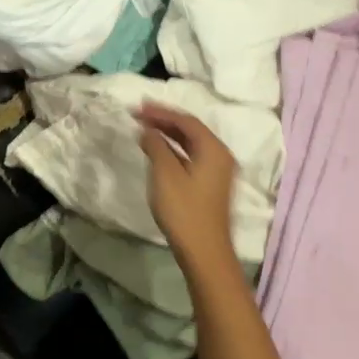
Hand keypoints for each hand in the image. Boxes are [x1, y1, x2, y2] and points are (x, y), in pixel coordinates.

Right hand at [138, 102, 238, 271]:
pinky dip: (173, 149)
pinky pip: (191, 156)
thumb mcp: (165, 174)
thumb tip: (147, 131)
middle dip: (164, 120)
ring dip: (168, 134)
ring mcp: (217, 172)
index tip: (137, 107)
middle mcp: (220, 156)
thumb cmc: (184, 210)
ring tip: (144, 129)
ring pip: (191, 144)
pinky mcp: (210, 185)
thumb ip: (156, 146)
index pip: (186, 121)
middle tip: (139, 115)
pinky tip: (157, 151)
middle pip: (191, 130)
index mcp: (214, 149)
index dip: (161, 112)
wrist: (204, 250)